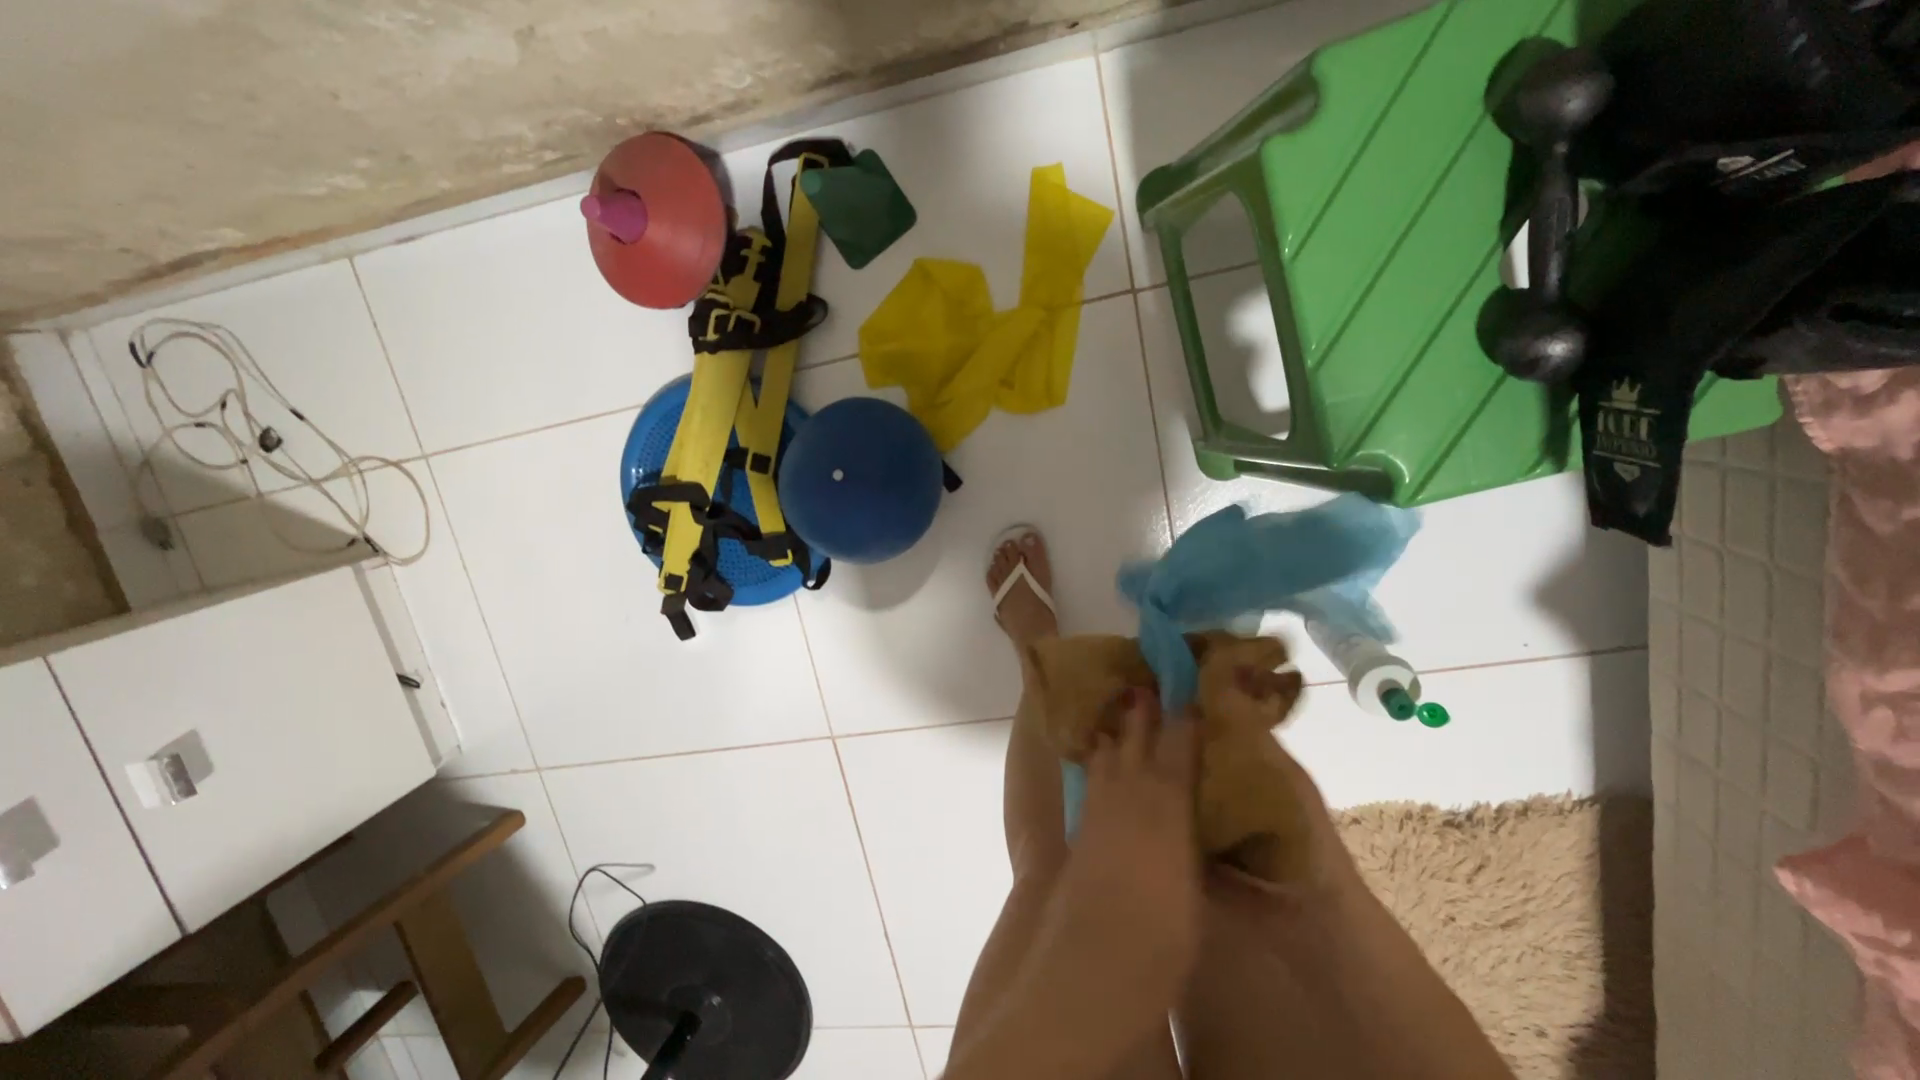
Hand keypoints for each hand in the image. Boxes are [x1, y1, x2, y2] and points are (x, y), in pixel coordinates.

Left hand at [1045, 688, 1202, 1021]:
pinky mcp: (1080, 834)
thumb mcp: (1193, 889)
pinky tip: (1098, 759)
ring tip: (1120, 707)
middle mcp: (1129, 798)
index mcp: (1166, 806)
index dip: (1184, 719)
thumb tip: (1193, 824)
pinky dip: (1097, 762)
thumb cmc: (1162, 934)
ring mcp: (1098, 813)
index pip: (1178, 749)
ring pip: (1107, 757)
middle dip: (1143, 713)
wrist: (1094, 958)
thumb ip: (1190, 846)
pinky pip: (1092, 781)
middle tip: (1146, 683)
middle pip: (1136, 744)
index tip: (1190, 692)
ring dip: (1115, 731)